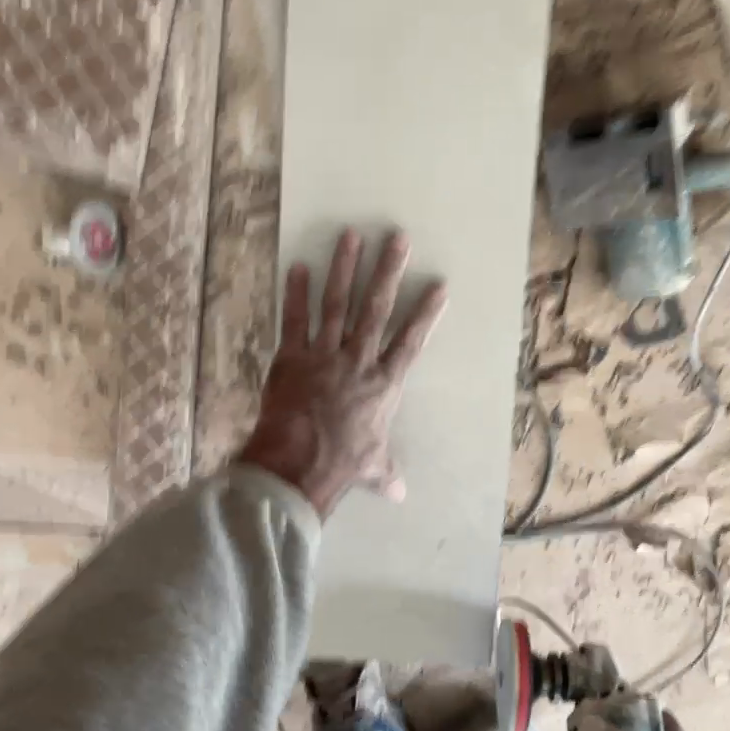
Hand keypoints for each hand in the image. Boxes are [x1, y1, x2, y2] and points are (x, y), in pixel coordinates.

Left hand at [240, 229, 447, 518]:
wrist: (299, 465)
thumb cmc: (342, 466)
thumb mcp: (373, 468)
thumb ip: (387, 473)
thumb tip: (399, 494)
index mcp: (383, 385)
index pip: (410, 342)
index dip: (425, 313)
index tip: (438, 285)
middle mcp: (358, 361)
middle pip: (376, 309)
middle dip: (387, 271)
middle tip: (395, 237)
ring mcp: (324, 356)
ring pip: (337, 305)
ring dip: (344, 269)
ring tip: (350, 236)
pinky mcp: (291, 358)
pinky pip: (294, 321)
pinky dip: (295, 294)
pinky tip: (298, 266)